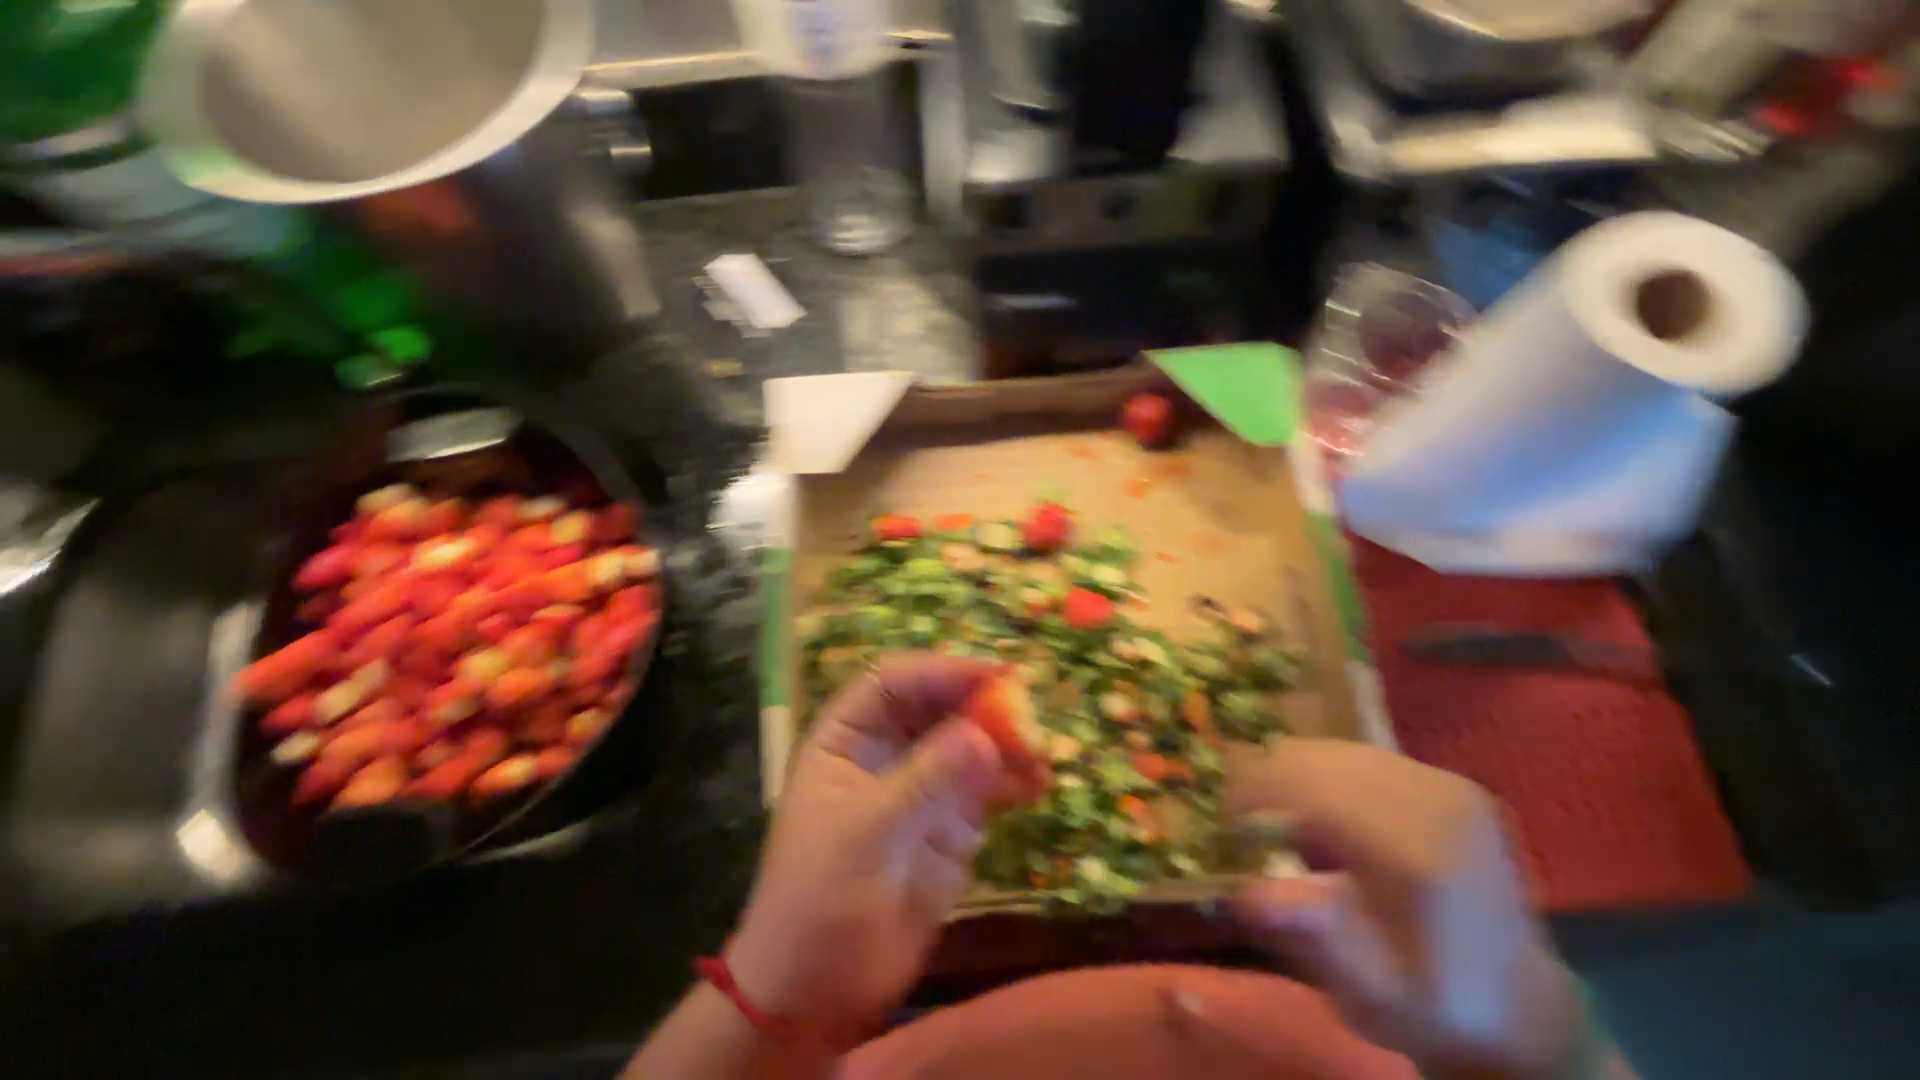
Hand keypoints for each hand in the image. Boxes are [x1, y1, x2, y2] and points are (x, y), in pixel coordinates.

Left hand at [728, 653, 1005, 1044]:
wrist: (817, 989)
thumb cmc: (818, 899)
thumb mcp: (865, 832)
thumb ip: (925, 781)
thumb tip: (984, 735)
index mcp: (845, 740)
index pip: (893, 683)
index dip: (941, 671)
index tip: (994, 674)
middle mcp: (885, 753)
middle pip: (938, 706)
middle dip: (982, 704)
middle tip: (1028, 715)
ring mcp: (921, 789)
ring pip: (969, 744)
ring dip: (1005, 742)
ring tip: (1040, 754)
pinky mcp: (950, 827)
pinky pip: (987, 788)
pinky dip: (1014, 781)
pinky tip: (1039, 784)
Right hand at [1215, 739, 1587, 1079]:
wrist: (1521, 1008)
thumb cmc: (1431, 1005)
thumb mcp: (1369, 995)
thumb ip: (1316, 937)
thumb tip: (1247, 893)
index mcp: (1418, 850)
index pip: (1314, 785)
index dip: (1256, 792)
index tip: (1225, 826)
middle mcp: (1437, 801)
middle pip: (1321, 759)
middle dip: (1267, 781)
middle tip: (1242, 826)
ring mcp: (1449, 785)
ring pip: (1338, 750)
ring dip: (1294, 777)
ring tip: (1276, 821)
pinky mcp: (1451, 784)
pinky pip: (1363, 758)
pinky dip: (1325, 777)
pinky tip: (1320, 817)